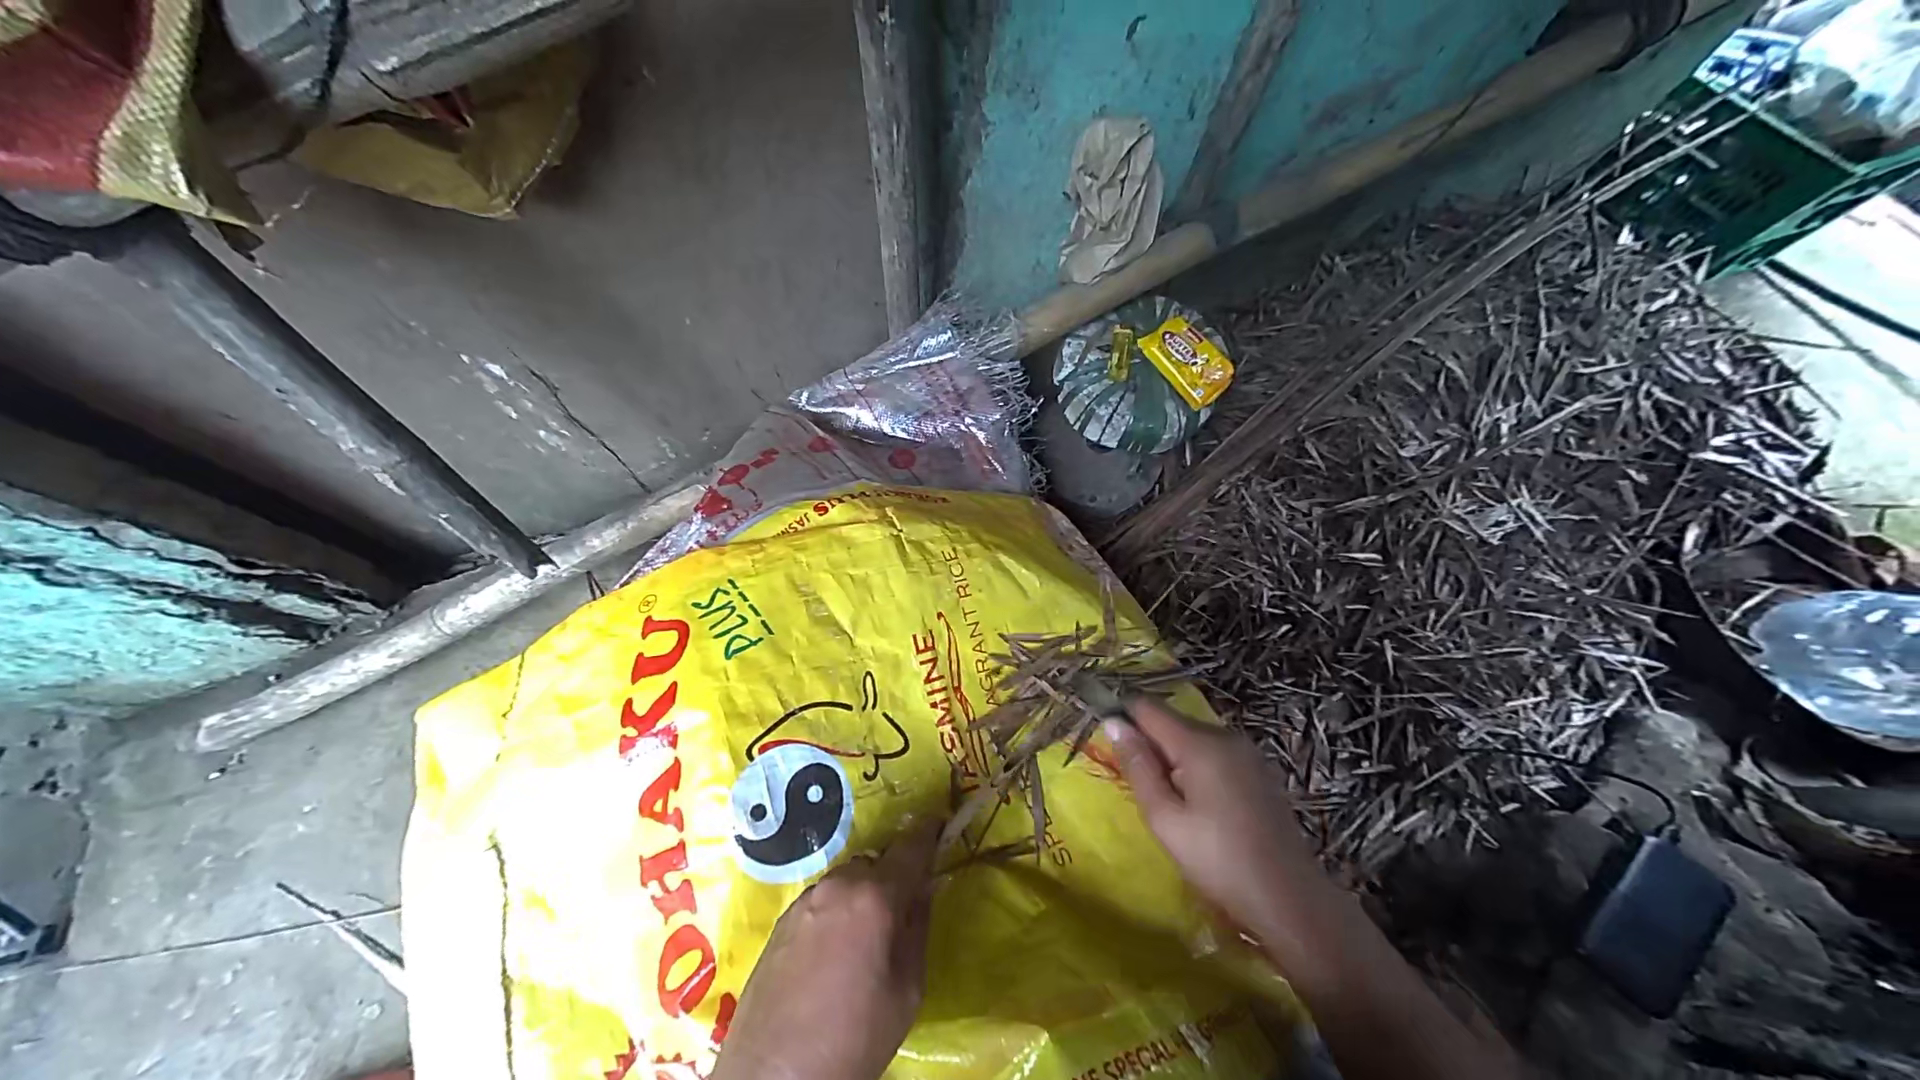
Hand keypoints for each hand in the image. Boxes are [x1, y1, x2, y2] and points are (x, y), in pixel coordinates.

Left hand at [711, 823, 938, 1079]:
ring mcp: (805, 901)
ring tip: (864, 940)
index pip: (911, 847)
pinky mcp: (781, 921)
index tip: (940, 823)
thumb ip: (918, 927)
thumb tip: (925, 888)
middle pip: (875, 864)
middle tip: (900, 913)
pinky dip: (836, 911)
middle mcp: (837, 886)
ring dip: (861, 895)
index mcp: (875, 897)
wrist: (775, 1075)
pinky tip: (833, 953)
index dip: (928, 833)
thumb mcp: (907, 989)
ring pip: (846, 882)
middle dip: (892, 878)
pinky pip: (822, 901)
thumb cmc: (855, 1036)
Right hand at [1103, 698, 1319, 939]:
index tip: (1104, 740)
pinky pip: (1214, 753)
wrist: (1290, 899)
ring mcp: (1247, 752)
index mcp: (1200, 743)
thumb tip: (1113, 723)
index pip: (1147, 707)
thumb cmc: (1217, 860)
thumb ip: (1137, 766)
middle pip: (1171, 721)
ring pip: (1192, 738)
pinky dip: (1195, 767)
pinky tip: (1198, 806)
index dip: (1121, 715)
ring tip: (1169, 802)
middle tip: (1140, 788)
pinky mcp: (1258, 770)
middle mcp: (1225, 735)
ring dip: (1171, 757)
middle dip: (1148, 743)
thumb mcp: (1164, 818)